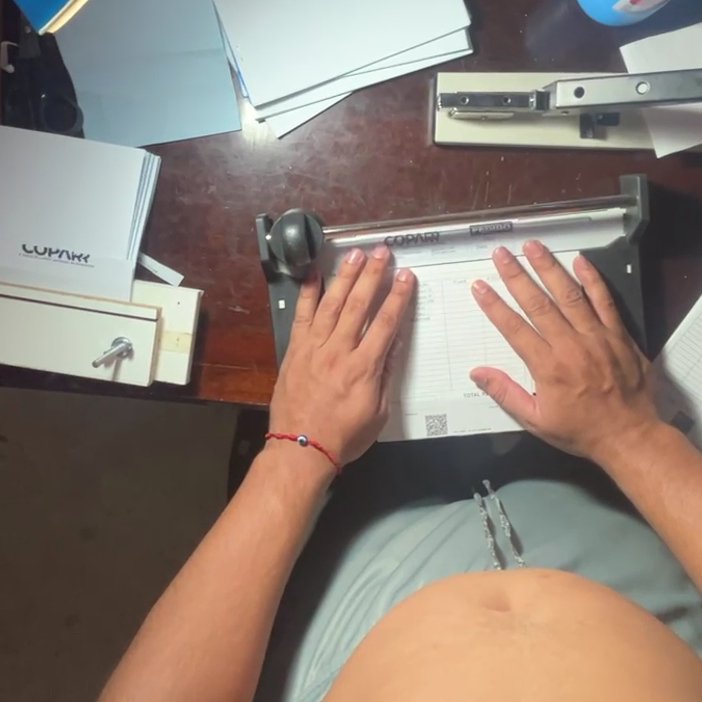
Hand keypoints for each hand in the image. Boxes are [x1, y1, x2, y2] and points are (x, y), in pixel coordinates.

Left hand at [270, 244, 416, 468]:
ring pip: (332, 303)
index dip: (398, 297)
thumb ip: (386, 376)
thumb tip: (393, 345)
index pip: (385, 323)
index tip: (406, 276)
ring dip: (345, 277)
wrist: (300, 449)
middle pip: (359, 305)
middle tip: (382, 252)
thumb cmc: (344, 437)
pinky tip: (314, 274)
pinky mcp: (295, 349)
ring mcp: (314, 347)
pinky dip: (308, 294)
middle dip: (373, 275)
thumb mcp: (379, 413)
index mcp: (364, 368)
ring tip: (355, 254)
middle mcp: (339, 351)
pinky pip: (301, 316)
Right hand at [469, 241, 666, 464]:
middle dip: (516, 276)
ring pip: (569, 295)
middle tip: (501, 254)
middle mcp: (570, 345)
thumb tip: (478, 372)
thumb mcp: (536, 421)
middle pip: (538, 303)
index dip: (494, 305)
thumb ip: (506, 393)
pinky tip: (580, 260)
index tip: (480, 286)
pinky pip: (604, 301)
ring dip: (549, 268)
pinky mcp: (619, 334)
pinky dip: (592, 279)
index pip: (514, 328)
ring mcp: (597, 336)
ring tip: (533, 246)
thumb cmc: (581, 431)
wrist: (631, 437)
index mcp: (548, 367)